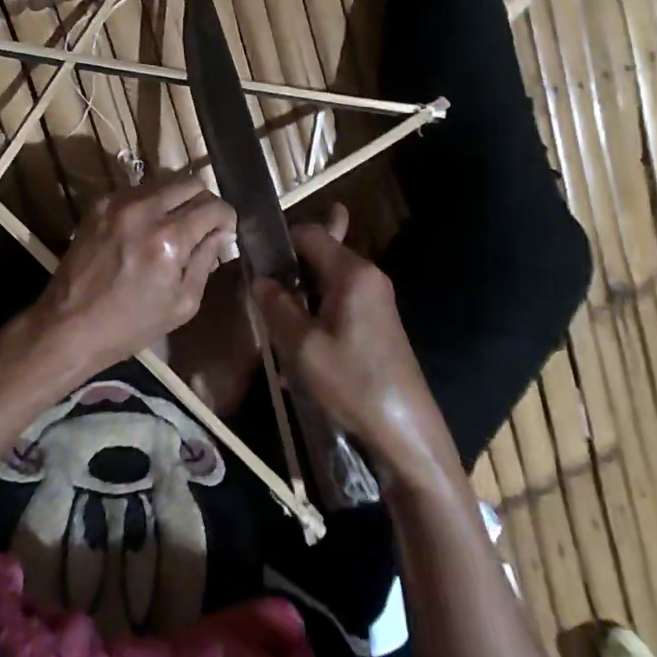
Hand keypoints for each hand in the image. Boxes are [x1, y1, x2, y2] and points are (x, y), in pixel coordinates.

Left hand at [28, 174, 235, 385]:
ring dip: (179, 199)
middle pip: (193, 183)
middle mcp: (145, 212)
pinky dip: (153, 202)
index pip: (214, 207)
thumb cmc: (131, 324)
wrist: (67, 327)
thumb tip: (219, 235)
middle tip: (204, 226)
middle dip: (206, 203)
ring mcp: (119, 204)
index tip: (225, 233)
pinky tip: (149, 226)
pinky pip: (140, 190)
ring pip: (167, 180)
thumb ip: (206, 261)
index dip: (227, 219)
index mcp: (169, 239)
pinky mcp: (100, 206)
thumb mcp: (184, 303)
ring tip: (176, 224)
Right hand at [253, 206, 457, 483]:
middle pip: (321, 256)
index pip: (311, 233)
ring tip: (276, 327)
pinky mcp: (378, 319)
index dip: (280, 242)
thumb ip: (278, 306)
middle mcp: (369, 275)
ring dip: (302, 299)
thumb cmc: (351, 380)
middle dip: (290, 273)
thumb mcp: (302, 346)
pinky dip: (319, 315)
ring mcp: (377, 297)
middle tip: (262, 300)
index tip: (255, 264)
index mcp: (353, 272)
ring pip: (328, 283)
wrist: (402, 423)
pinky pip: (341, 303)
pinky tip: (301, 346)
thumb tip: (261, 279)